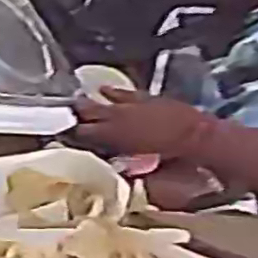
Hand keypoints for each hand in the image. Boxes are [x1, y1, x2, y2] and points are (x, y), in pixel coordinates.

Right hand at [71, 88, 221, 159]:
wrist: (200, 136)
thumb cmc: (166, 157)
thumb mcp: (133, 166)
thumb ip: (112, 165)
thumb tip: (99, 168)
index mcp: (108, 134)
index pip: (79, 132)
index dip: (67, 132)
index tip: (57, 134)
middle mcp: (115, 117)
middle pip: (86, 112)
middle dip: (72, 114)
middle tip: (58, 115)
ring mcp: (130, 105)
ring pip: (101, 101)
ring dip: (88, 103)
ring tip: (74, 102)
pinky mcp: (146, 99)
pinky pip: (123, 93)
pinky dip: (112, 92)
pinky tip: (103, 89)